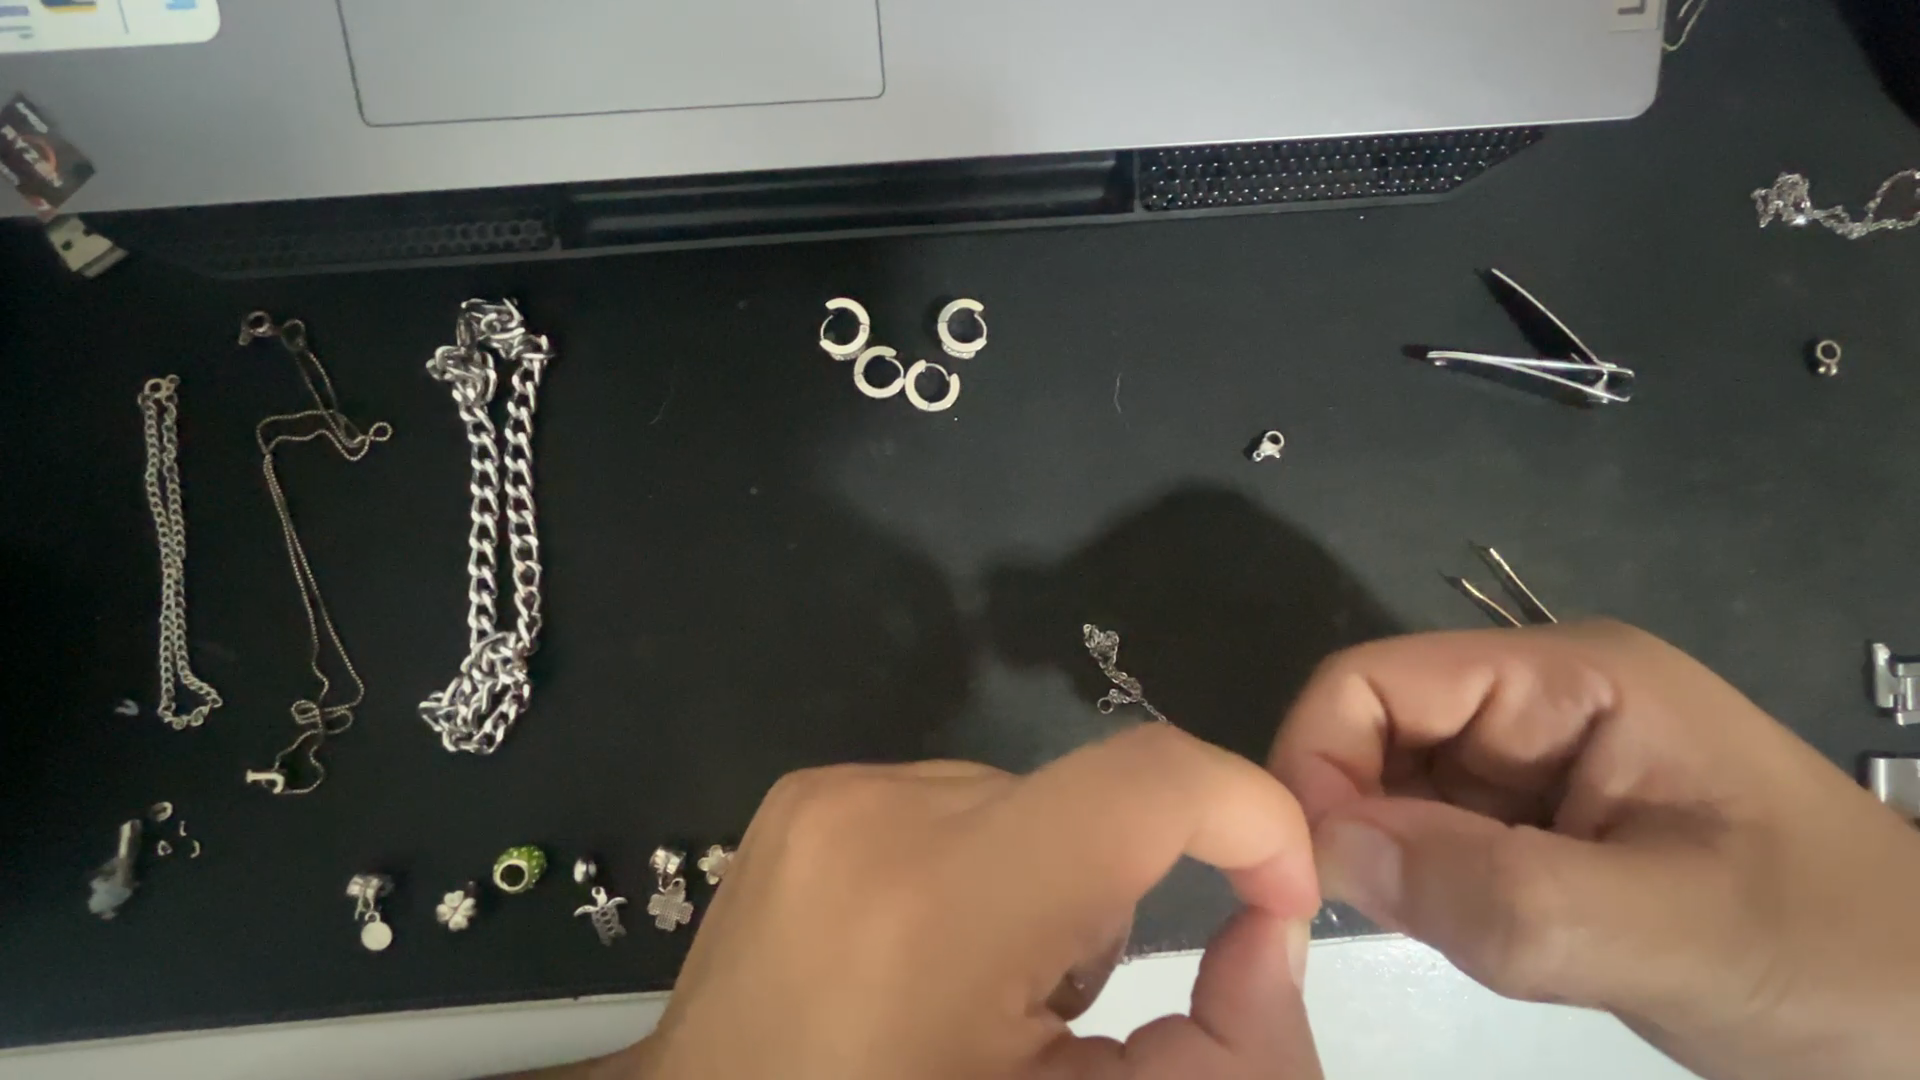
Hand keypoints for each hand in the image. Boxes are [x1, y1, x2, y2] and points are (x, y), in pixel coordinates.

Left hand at [604, 724, 1323, 1079]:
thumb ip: (1218, 1054)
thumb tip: (1269, 927)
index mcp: (943, 904)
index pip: (1144, 779)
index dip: (1243, 813)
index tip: (1270, 894)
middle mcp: (877, 812)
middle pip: (1082, 800)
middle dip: (1109, 895)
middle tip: (1049, 1004)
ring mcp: (828, 793)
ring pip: (1012, 804)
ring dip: (1031, 881)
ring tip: (964, 983)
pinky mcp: (802, 793)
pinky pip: (940, 803)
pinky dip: (966, 866)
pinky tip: (911, 948)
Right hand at [1269, 621, 1919, 1079]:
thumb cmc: (1861, 970)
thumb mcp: (1686, 939)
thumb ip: (1502, 895)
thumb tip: (1330, 852)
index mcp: (1565, 679)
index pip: (1376, 680)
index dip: (1319, 755)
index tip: (1313, 864)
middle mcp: (1529, 700)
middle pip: (1373, 727)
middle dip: (1352, 813)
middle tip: (1365, 912)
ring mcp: (1526, 757)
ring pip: (1390, 783)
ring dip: (1386, 853)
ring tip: (1432, 928)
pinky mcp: (1523, 815)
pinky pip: (1425, 830)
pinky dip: (1413, 878)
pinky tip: (1455, 925)